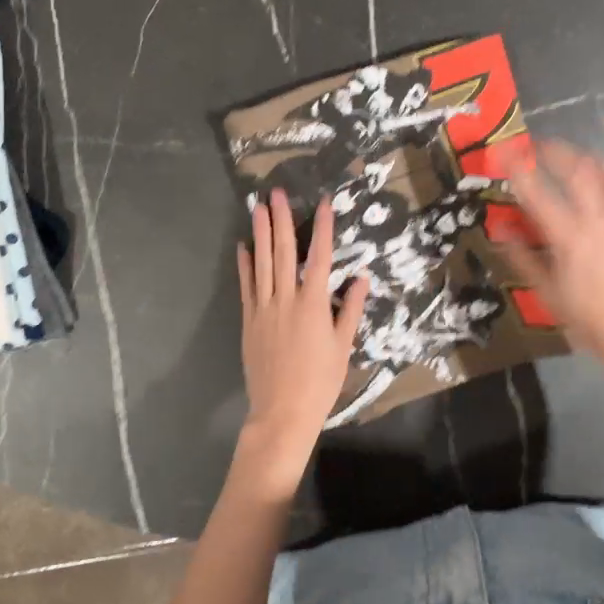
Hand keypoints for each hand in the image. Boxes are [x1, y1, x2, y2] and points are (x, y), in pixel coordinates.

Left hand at [234, 189, 369, 489]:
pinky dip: (245, 265)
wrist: (282, 411)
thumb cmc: (320, 381)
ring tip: (257, 208)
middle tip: (275, 193)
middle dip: (281, 219)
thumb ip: (349, 309)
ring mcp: (264, 308)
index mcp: (314, 304)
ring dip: (260, 233)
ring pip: (262, 262)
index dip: (322, 228)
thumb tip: (360, 278)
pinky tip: (243, 247)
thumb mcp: (343, 346)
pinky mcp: (249, 320)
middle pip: (284, 251)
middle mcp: (286, 299)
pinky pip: (246, 286)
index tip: (324, 202)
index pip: (319, 257)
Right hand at [504, 140, 603, 392]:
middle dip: (557, 152)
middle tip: (539, 147)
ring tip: (577, 158)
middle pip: (579, 170)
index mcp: (569, 237)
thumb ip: (523, 256)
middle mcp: (599, 221)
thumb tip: (502, 228)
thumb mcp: (546, 292)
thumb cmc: (587, 319)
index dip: (518, 170)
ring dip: (592, 161)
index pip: (537, 193)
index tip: (504, 153)